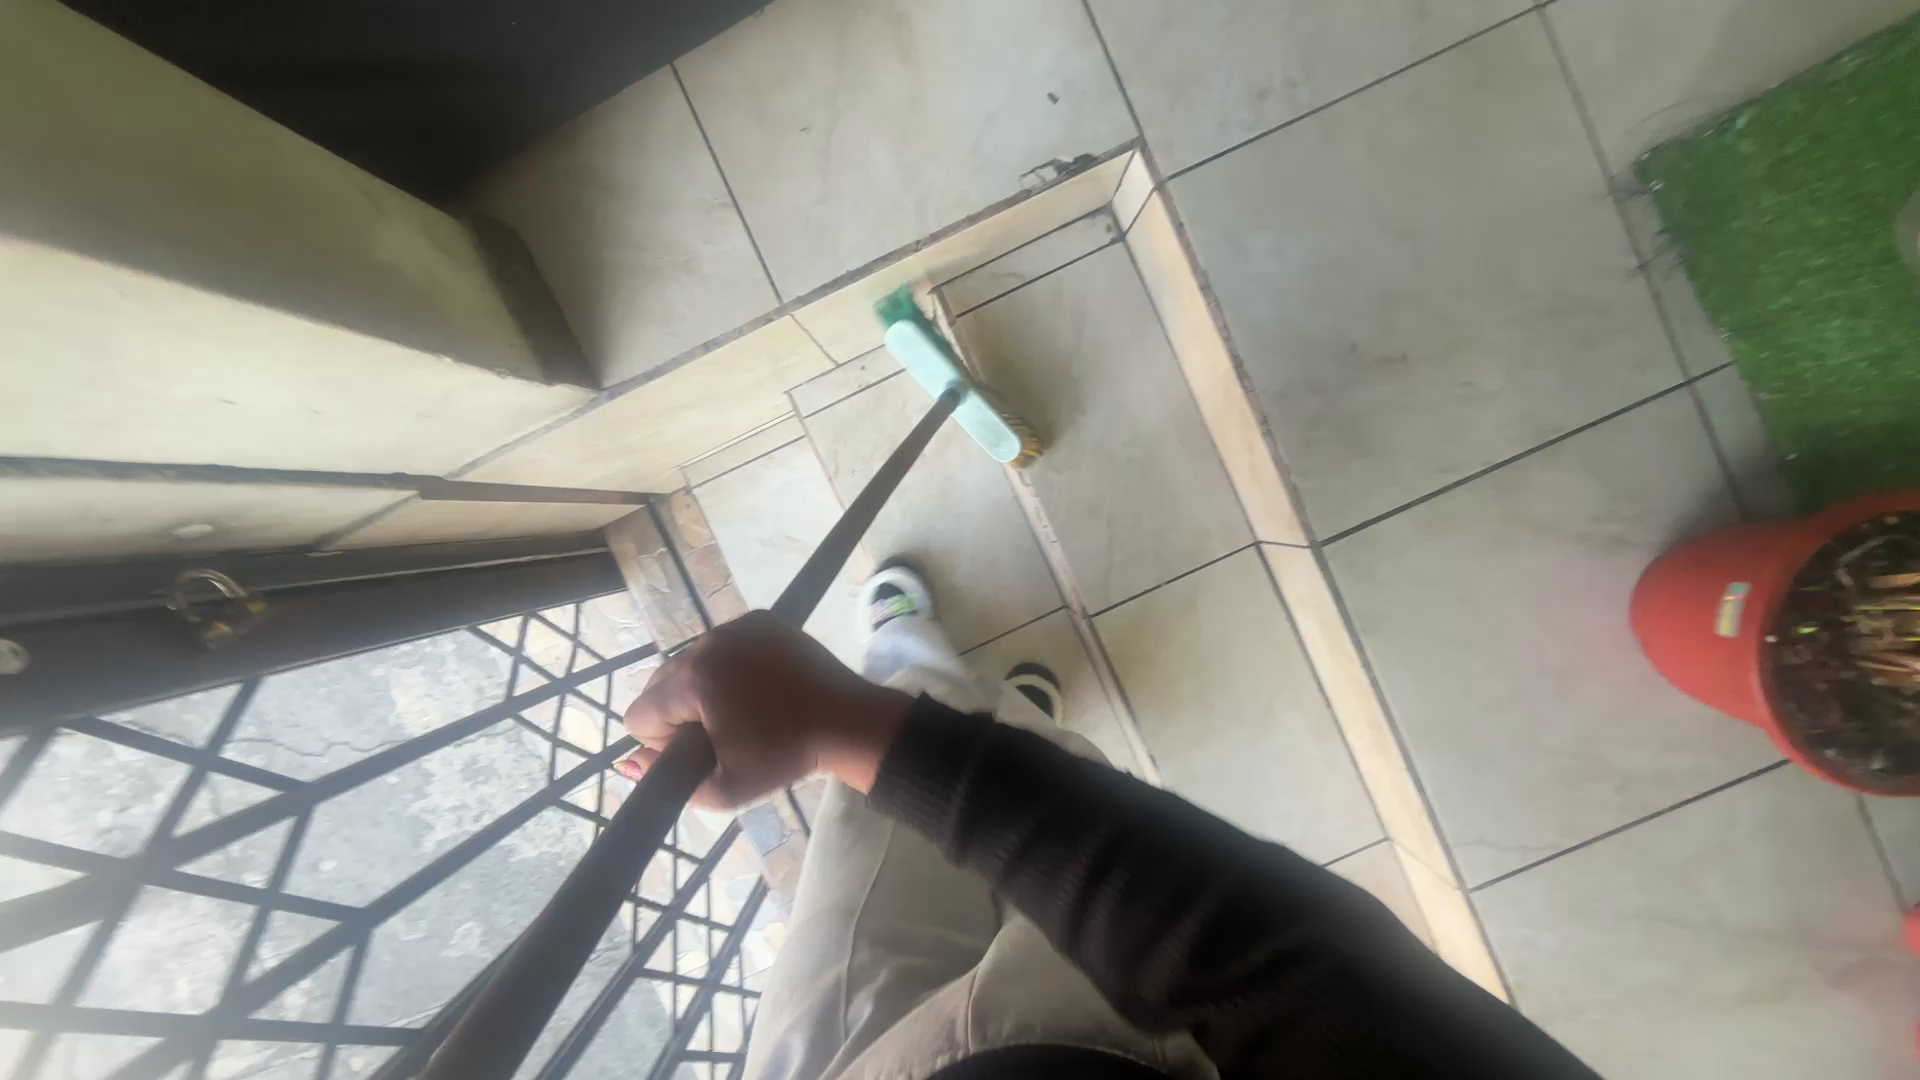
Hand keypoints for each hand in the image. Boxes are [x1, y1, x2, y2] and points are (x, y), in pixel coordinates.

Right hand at [617, 611, 911, 808]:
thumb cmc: (786, 755)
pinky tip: (758, 684)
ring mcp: (736, 625)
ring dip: (703, 686)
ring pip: (691, 662)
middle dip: (680, 711)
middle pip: (661, 683)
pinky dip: (730, 664)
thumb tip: (629, 763)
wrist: (846, 720)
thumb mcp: (725, 788)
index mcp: (694, 678)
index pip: (640, 714)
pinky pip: (723, 644)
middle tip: (724, 731)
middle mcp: (708, 641)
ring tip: (743, 708)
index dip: (663, 742)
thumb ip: (668, 779)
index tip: (703, 749)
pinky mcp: (761, 619)